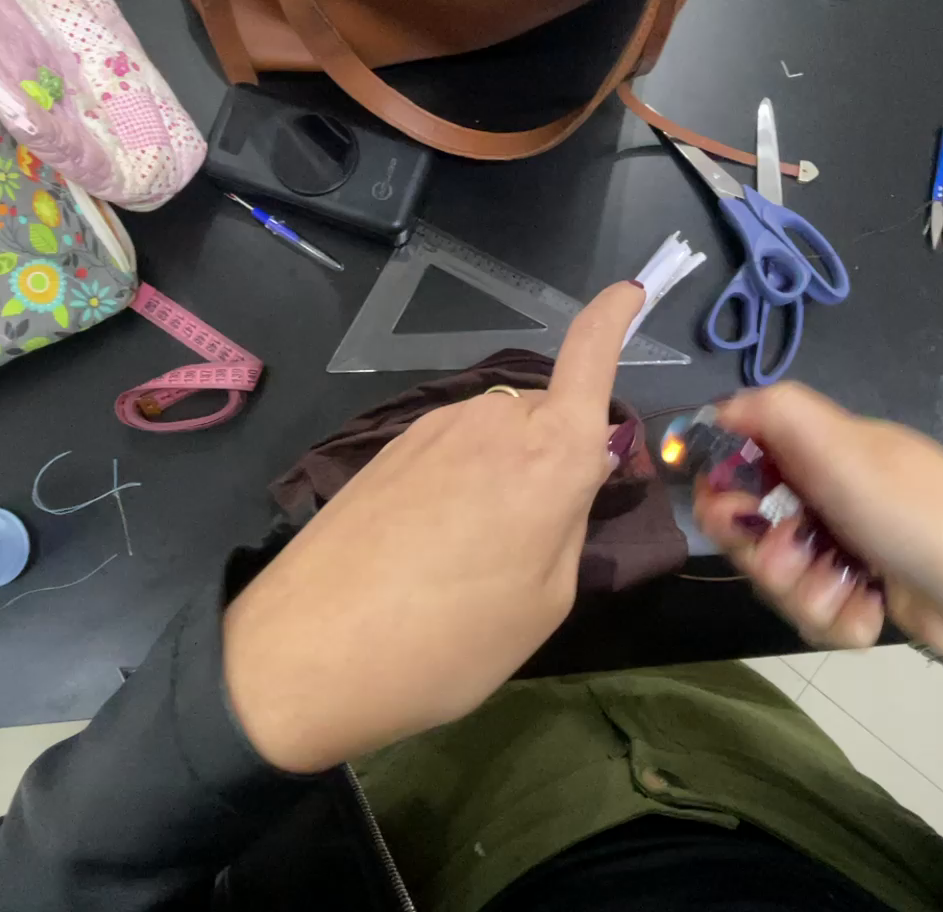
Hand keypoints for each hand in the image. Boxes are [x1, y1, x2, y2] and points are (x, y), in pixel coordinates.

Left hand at [222, 282, 646, 772]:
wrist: (312, 650)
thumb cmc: (452, 640)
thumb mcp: (546, 600)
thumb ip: (569, 521)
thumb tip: (569, 477)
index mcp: (549, 452)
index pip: (589, 358)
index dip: (612, 319)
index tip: (630, 292)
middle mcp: (492, 420)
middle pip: (544, 415)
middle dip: (553, 455)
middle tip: (533, 535)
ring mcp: (432, 427)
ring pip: (495, 432)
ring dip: (503, 472)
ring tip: (472, 552)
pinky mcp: (388, 447)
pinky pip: (451, 448)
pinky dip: (461, 479)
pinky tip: (429, 542)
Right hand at [693, 384, 942, 669]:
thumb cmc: (928, 519)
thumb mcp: (850, 454)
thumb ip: (779, 415)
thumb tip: (715, 407)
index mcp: (816, 452)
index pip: (736, 461)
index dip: (720, 490)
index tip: (729, 516)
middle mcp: (821, 494)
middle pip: (748, 526)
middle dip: (765, 555)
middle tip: (797, 563)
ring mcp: (840, 544)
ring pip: (778, 574)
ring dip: (805, 593)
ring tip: (850, 596)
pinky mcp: (859, 591)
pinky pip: (813, 607)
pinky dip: (836, 617)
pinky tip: (870, 615)